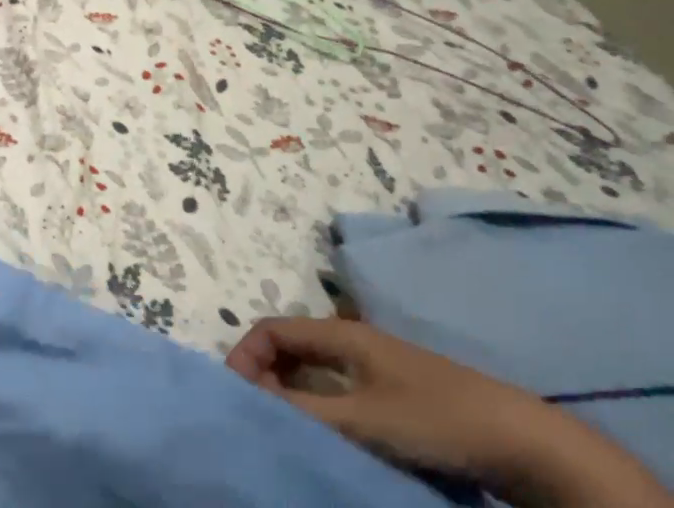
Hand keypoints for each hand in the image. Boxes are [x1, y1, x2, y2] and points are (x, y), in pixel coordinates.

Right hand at [226, 317, 672, 506]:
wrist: (535, 447)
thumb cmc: (437, 422)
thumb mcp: (359, 419)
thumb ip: (299, 407)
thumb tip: (249, 398)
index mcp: (341, 333)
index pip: (270, 329)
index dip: (245, 356)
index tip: (240, 394)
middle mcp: (357, 340)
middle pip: (292, 347)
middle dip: (267, 374)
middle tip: (261, 411)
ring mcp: (384, 366)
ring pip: (318, 369)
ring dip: (295, 392)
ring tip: (293, 424)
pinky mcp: (405, 393)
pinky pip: (344, 388)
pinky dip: (324, 403)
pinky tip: (334, 432)